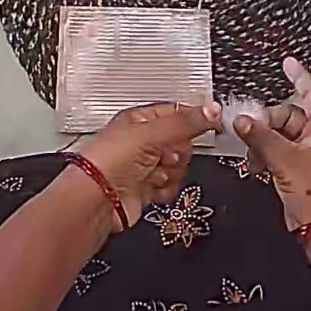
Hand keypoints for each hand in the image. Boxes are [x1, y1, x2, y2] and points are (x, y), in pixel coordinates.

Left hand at [78, 101, 220, 226]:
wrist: (97, 200)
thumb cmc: (111, 159)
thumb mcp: (153, 133)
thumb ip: (186, 122)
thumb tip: (213, 110)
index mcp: (140, 119)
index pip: (176, 113)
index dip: (193, 119)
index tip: (210, 123)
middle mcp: (142, 141)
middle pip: (181, 142)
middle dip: (177, 152)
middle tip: (164, 155)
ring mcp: (144, 165)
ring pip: (179, 166)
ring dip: (171, 172)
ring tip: (153, 173)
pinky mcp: (147, 187)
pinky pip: (171, 185)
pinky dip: (165, 188)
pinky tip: (151, 187)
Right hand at [234, 57, 310, 230]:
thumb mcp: (284, 160)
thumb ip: (260, 137)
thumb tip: (240, 120)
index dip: (301, 77)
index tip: (288, 62)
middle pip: (290, 117)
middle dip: (267, 122)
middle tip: (247, 130)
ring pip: (283, 137)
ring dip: (264, 142)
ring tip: (251, 155)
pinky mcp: (304, 172)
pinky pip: (282, 154)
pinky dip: (268, 157)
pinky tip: (255, 167)